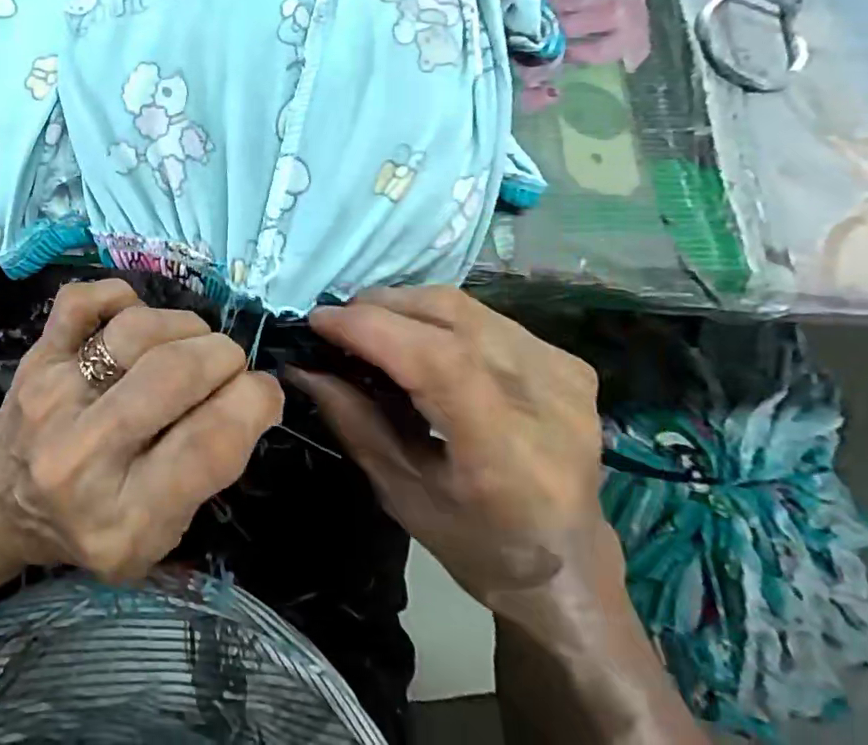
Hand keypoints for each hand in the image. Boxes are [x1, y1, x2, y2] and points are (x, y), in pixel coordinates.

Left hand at [0, 279, 283, 604]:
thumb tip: (251, 393)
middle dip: (223, 357)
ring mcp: (52, 399)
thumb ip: (205, 475)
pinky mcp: (34, 359)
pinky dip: (120, 295)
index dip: (254, 404)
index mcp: (124, 518)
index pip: (208, 444)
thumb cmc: (86, 524)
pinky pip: (80, 301)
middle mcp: (82, 456)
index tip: (263, 391)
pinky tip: (136, 318)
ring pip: (135, 330)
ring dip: (184, 326)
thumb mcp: (155, 539)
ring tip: (191, 343)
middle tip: (230, 363)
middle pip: (174, 375)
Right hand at [285, 287, 606, 620]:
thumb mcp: (398, 490)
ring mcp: (562, 376)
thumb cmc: (474, 541)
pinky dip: (433, 318)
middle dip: (377, 308)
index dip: (370, 329)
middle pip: (449, 317)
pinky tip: (412, 339)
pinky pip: (481, 315)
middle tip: (334, 325)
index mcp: (508, 454)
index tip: (317, 322)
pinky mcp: (565, 362)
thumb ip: (351, 420)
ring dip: (401, 306)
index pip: (438, 361)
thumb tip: (301, 366)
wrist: (566, 561)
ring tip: (365, 327)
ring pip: (462, 306)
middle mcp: (547, 403)